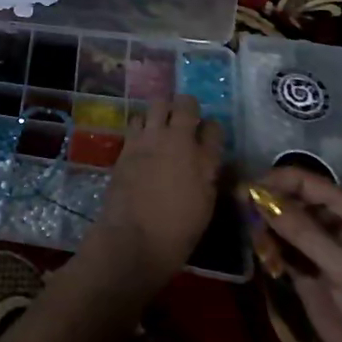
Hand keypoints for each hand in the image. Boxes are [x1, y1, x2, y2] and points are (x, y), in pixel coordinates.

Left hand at [89, 96, 222, 278]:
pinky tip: (142, 137)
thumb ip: (206, 174)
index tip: (208, 134)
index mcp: (205, 159)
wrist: (135, 236)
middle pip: (184, 104)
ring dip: (160, 111)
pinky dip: (141, 125)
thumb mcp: (205, 203)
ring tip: (160, 125)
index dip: (211, 128)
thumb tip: (203, 160)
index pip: (214, 128)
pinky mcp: (126, 145)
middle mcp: (178, 141)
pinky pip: (135, 122)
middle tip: (183, 119)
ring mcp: (149, 140)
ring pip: (155, 105)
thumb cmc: (177, 230)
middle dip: (185, 106)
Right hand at [247, 167, 341, 341]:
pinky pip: (277, 246)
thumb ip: (303, 232)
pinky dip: (268, 250)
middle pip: (289, 199)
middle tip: (245, 219)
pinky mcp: (303, 267)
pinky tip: (269, 264)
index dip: (277, 182)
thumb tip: (259, 198)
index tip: (246, 192)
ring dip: (264, 231)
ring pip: (279, 222)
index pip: (307, 182)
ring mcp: (317, 246)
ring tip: (263, 251)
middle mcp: (332, 223)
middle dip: (266, 206)